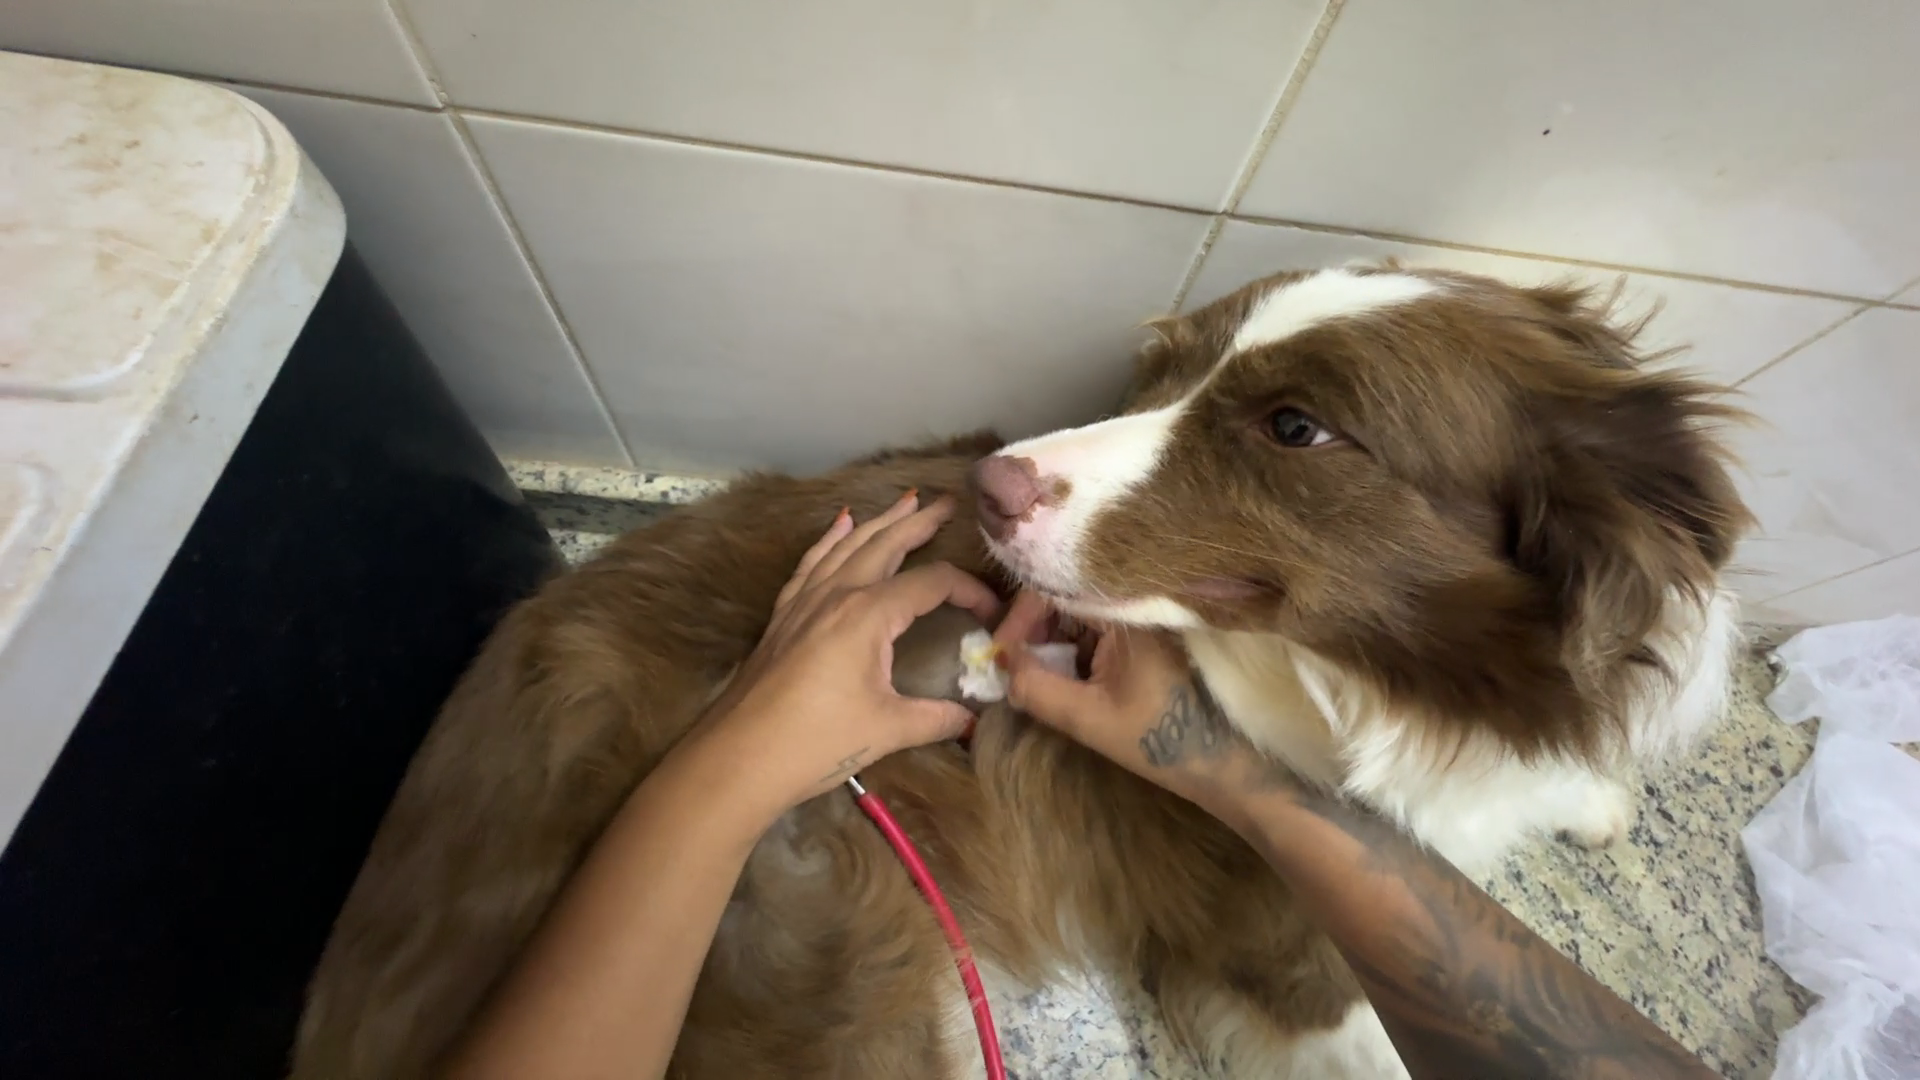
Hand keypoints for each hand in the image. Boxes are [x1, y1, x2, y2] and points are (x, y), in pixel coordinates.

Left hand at [686, 491, 1001, 822]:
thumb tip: (974, 720)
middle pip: (887, 544)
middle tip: (949, 502)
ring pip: (849, 545)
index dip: (969, 590)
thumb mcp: (887, 730)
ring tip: (906, 501)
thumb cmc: (815, 742)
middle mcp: (838, 593)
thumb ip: (937, 718)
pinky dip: (831, 538)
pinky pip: (812, 561)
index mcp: (869, 614)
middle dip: (921, 521)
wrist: (736, 758)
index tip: (992, 610)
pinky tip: (840, 522)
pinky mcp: (784, 613)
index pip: (932, 584)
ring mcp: (806, 599)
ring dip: (881, 521)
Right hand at [992, 590, 1297, 828]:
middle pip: (1064, 595)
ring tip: (1029, 673)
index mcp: (1126, 611)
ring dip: (1047, 640)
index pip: (1056, 589)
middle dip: (1031, 630)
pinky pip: (1092, 628)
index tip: (999, 652)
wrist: (1222, 764)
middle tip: (1010, 665)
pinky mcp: (1140, 637)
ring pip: (1075, 613)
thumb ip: (1037, 690)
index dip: (1020, 617)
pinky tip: (1059, 675)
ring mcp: (1138, 619)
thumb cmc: (1161, 739)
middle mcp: (1133, 603)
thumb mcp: (1089, 719)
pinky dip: (1068, 648)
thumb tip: (1000, 666)